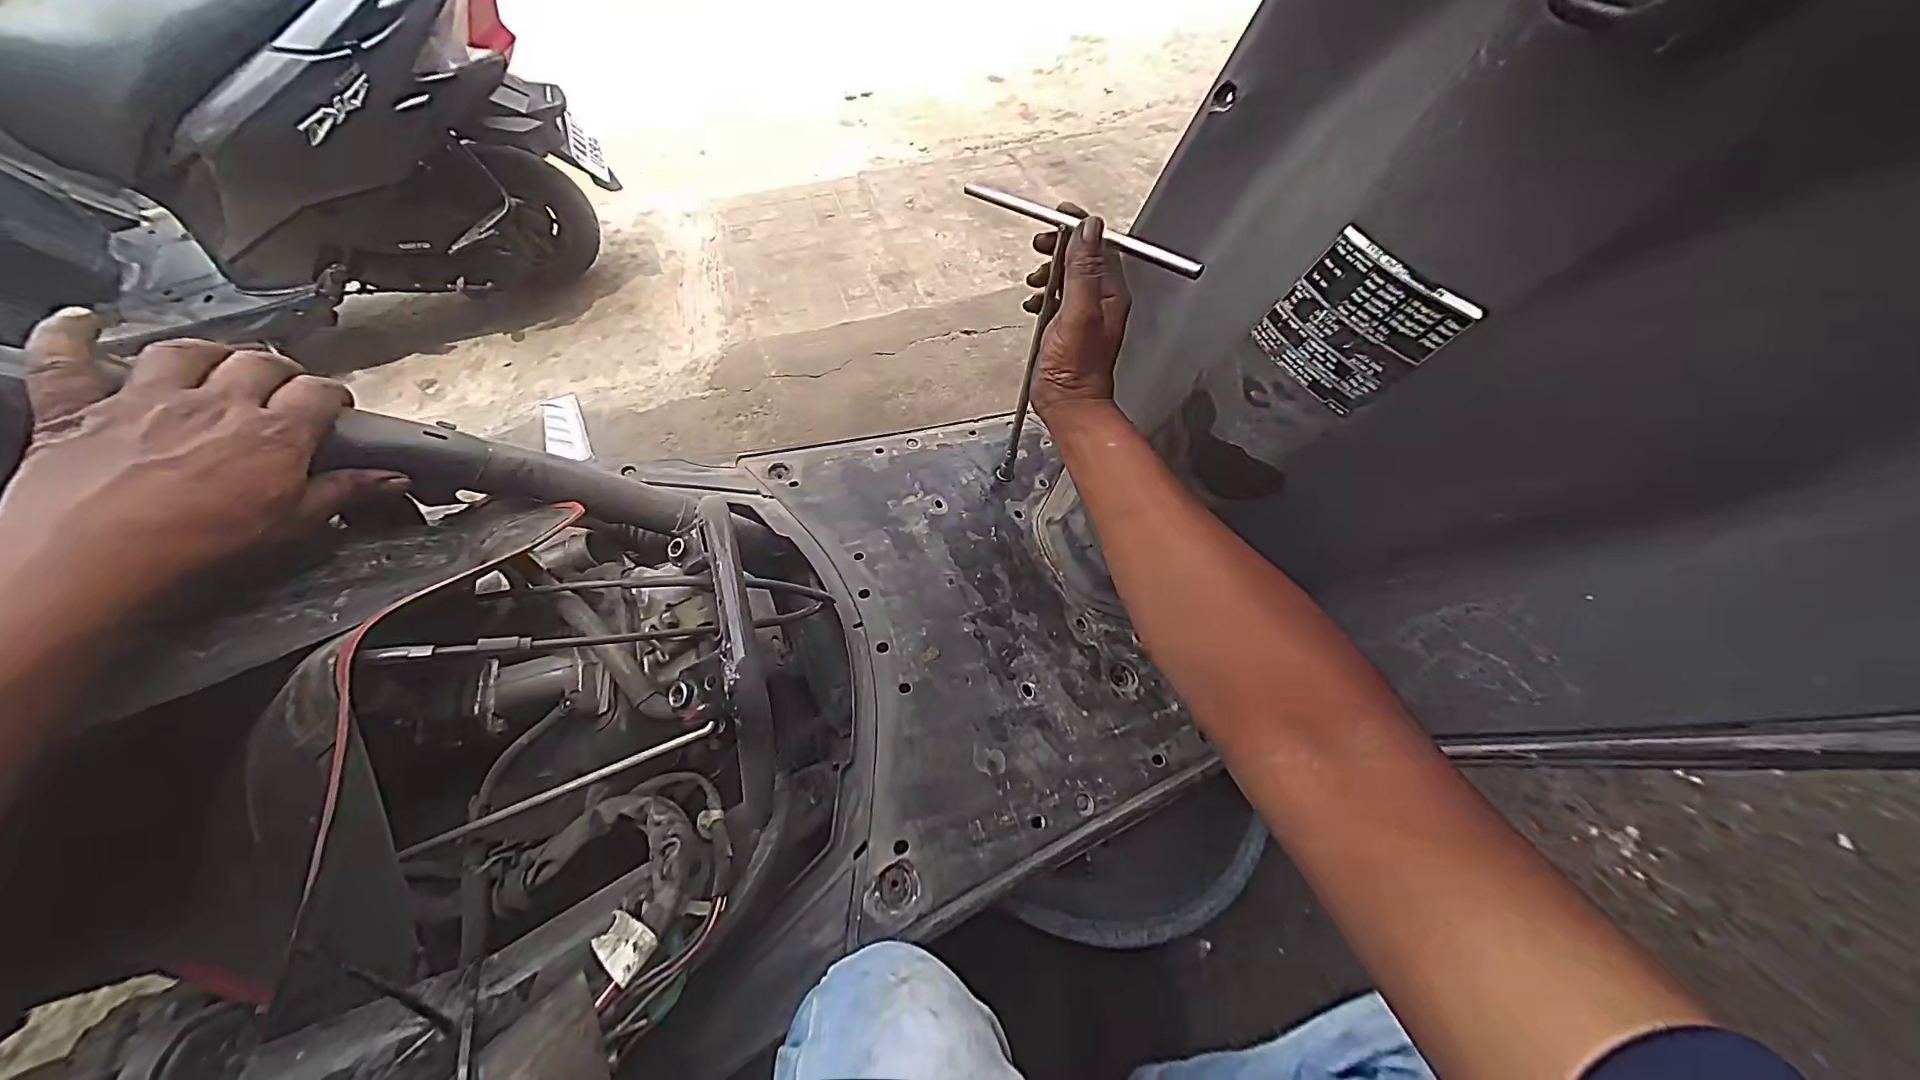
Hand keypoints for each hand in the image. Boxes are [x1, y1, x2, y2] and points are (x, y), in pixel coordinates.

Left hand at [0, 309, 407, 619]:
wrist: (92, 557)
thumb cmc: (197, 545)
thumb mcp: (294, 524)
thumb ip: (344, 492)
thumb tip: (391, 479)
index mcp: (274, 434)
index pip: (319, 393)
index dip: (333, 396)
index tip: (336, 406)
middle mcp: (214, 405)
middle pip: (258, 362)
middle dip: (281, 369)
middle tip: (287, 384)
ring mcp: (143, 401)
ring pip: (185, 351)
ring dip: (209, 351)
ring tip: (220, 359)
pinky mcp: (77, 409)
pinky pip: (67, 356)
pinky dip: (73, 333)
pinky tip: (84, 322)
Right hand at [1024, 206, 1130, 417]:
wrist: (1068, 404)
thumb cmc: (1075, 371)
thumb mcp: (1077, 313)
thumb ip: (1083, 270)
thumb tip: (1089, 230)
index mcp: (1111, 294)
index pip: (1099, 246)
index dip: (1079, 229)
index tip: (1059, 218)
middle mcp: (1101, 301)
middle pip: (1082, 258)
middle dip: (1060, 249)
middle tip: (1041, 247)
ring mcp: (1084, 314)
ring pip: (1067, 277)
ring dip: (1049, 272)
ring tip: (1036, 281)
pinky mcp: (1067, 327)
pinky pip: (1057, 297)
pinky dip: (1043, 294)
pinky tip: (1035, 304)